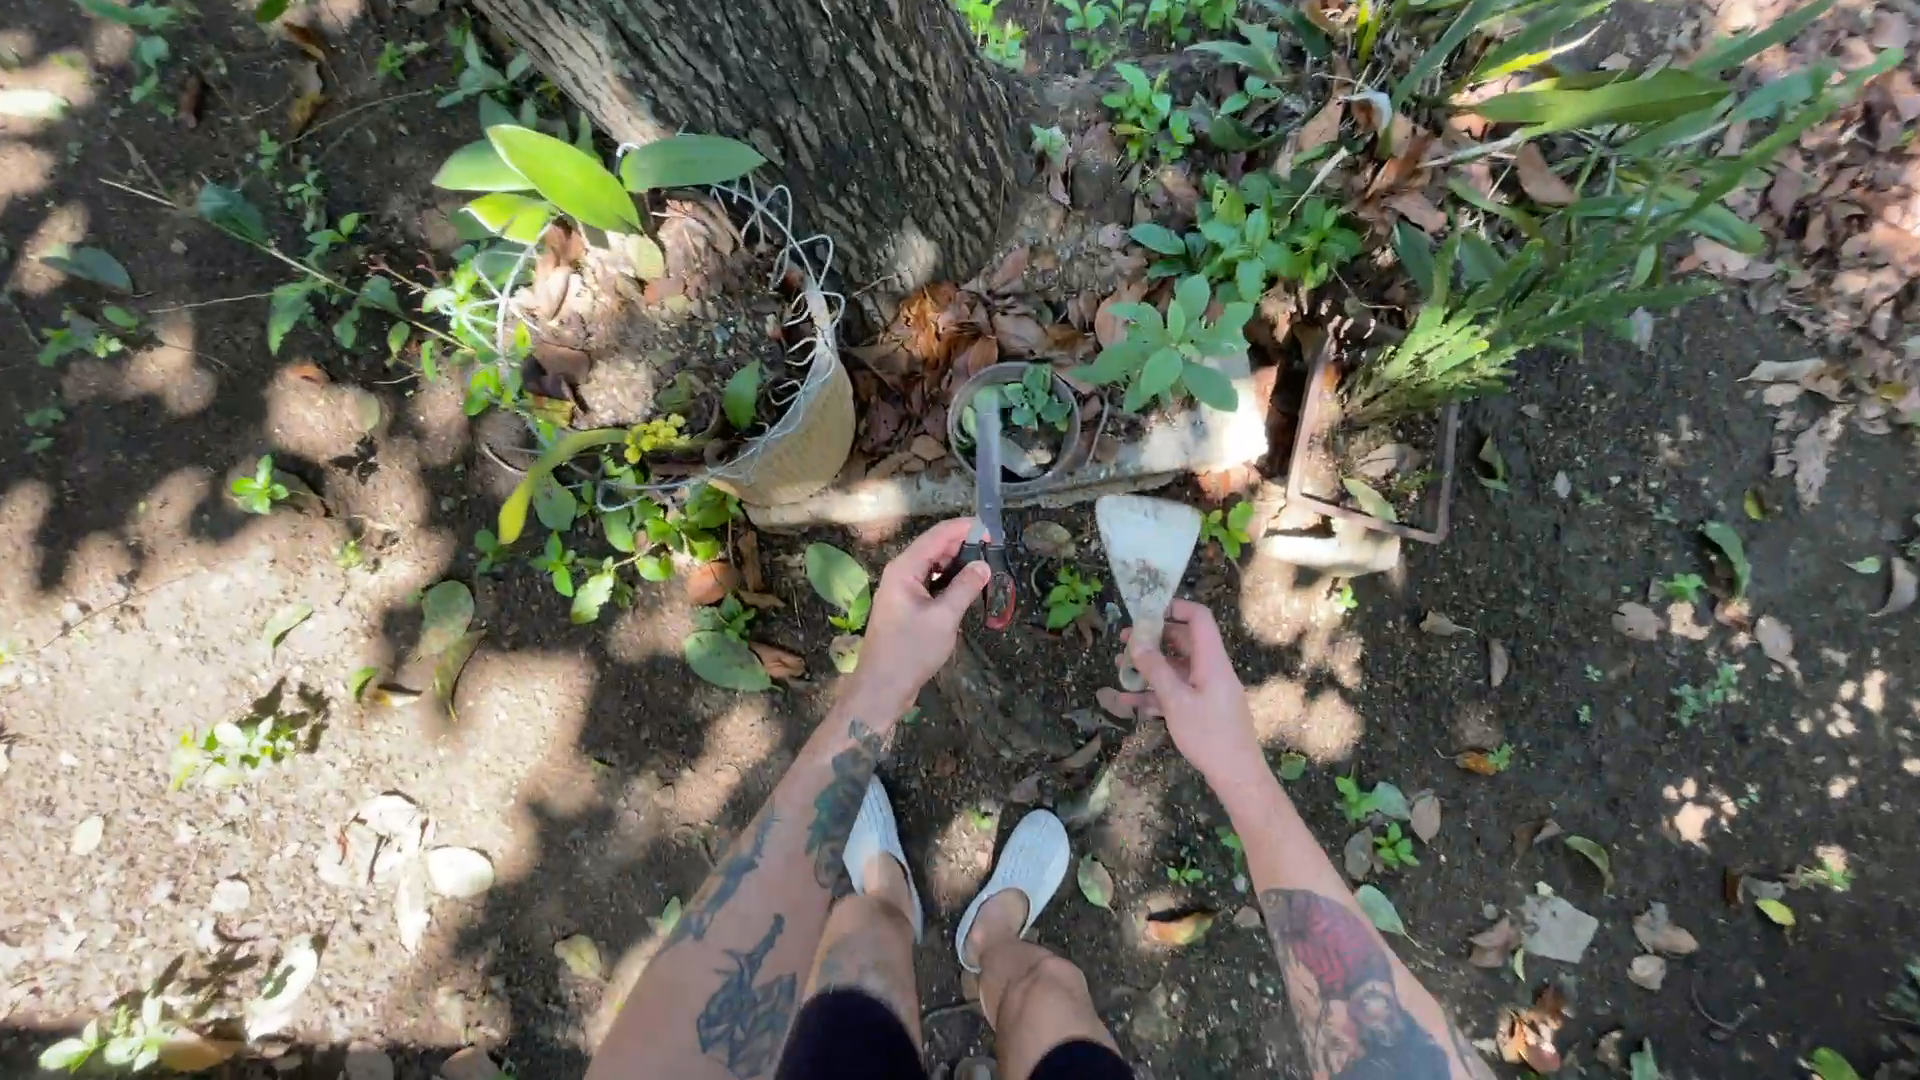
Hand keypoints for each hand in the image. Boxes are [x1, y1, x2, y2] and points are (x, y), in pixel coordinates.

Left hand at [846, 517, 990, 713]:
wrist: (882, 687)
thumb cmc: (910, 650)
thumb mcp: (944, 618)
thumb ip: (965, 588)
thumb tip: (984, 565)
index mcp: (904, 569)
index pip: (937, 536)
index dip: (964, 528)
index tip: (992, 529)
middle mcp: (901, 573)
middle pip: (935, 548)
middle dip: (964, 545)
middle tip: (995, 550)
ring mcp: (903, 590)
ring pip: (934, 567)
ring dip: (958, 565)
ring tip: (986, 566)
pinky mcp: (907, 606)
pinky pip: (931, 584)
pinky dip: (950, 582)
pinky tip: (968, 588)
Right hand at [1123, 600, 1263, 788]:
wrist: (1237, 775)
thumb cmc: (1209, 735)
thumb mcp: (1176, 701)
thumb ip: (1155, 669)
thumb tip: (1137, 642)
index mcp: (1212, 661)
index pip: (1199, 618)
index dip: (1175, 607)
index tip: (1146, 611)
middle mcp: (1212, 669)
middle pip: (1183, 641)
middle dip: (1152, 639)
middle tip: (1124, 642)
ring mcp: (1208, 689)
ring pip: (1176, 668)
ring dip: (1149, 667)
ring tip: (1120, 670)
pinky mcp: (1203, 707)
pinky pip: (1177, 690)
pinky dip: (1155, 692)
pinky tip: (1129, 701)